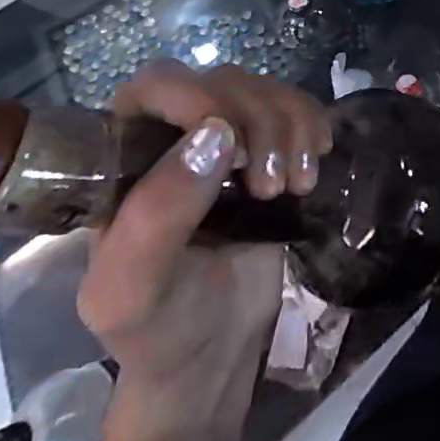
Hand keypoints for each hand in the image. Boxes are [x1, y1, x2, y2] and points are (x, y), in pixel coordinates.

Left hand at [78, 63, 332, 440]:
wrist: (213, 357)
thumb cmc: (157, 328)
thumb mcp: (130, 291)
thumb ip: (154, 217)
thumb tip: (214, 136)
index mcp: (126, 153)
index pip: (155, 86)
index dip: (195, 95)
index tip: (233, 142)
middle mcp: (175, 134)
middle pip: (222, 83)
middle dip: (258, 124)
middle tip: (271, 188)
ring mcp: (228, 139)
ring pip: (264, 90)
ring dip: (291, 128)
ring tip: (297, 186)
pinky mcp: (271, 149)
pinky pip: (297, 107)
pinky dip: (313, 126)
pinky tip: (313, 167)